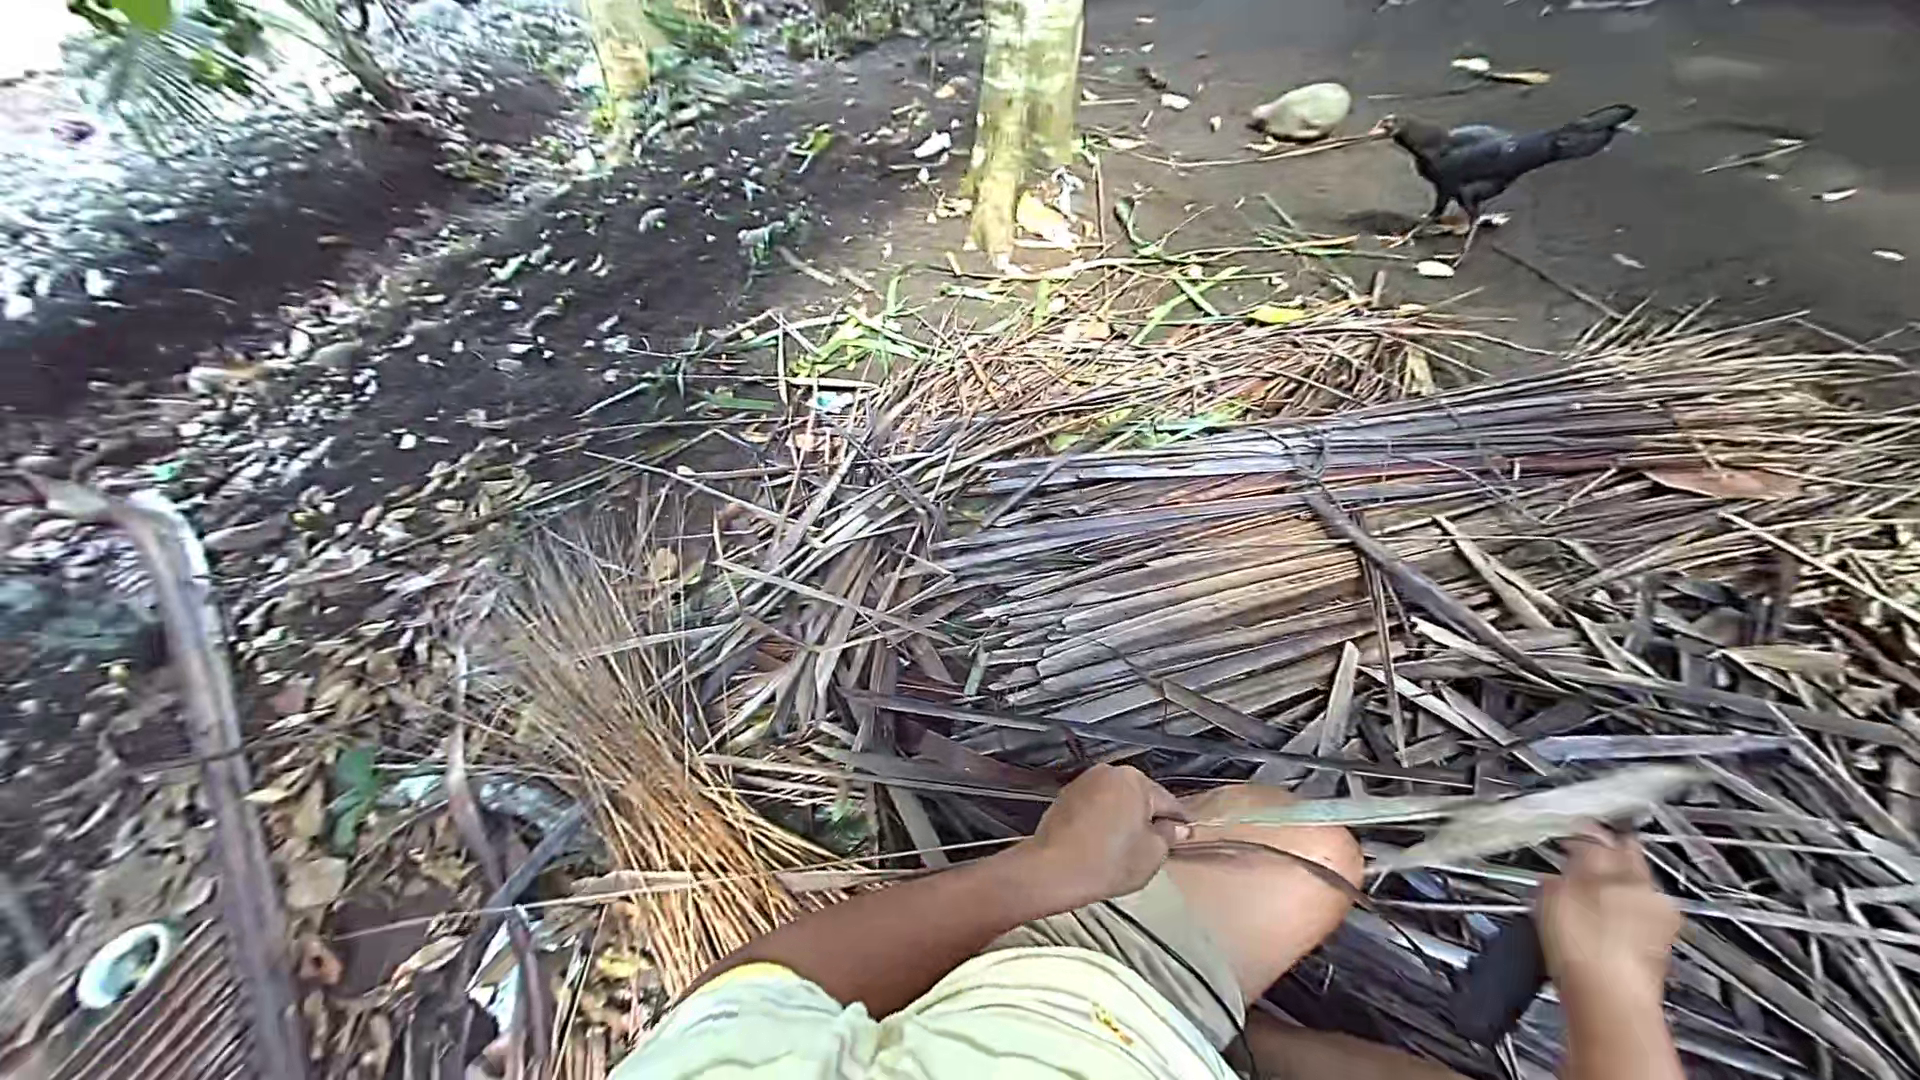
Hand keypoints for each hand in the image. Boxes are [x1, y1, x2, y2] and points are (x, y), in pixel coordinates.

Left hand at [1019, 765, 1188, 907]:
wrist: (1056, 867)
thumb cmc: (1110, 860)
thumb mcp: (1152, 853)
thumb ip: (1169, 835)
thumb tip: (1178, 827)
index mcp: (1134, 780)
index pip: (1167, 801)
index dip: (1178, 821)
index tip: (1185, 833)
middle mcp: (1108, 772)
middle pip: (1139, 796)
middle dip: (1148, 817)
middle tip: (1154, 846)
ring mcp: (1084, 781)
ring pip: (1115, 799)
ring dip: (1123, 817)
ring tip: (1125, 847)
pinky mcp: (1066, 795)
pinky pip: (1095, 805)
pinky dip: (1102, 819)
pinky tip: (1102, 841)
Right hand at [1538, 830, 1679, 1006]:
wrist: (1603, 994)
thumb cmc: (1585, 941)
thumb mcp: (1562, 883)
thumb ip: (1575, 856)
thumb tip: (1582, 835)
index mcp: (1637, 878)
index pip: (1612, 838)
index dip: (1586, 829)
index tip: (1565, 825)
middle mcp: (1653, 900)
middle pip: (1621, 864)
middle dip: (1592, 858)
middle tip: (1563, 856)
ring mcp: (1653, 927)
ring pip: (1619, 890)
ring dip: (1594, 885)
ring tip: (1565, 890)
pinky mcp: (1645, 949)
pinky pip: (1618, 915)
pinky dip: (1598, 911)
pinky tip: (1577, 919)